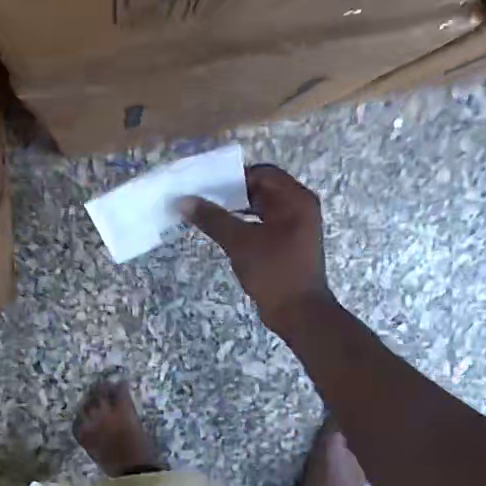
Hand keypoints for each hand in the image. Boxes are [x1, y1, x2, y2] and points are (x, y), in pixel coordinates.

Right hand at [181, 165, 336, 332]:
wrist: (299, 313)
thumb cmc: (274, 271)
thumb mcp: (240, 242)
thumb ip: (212, 218)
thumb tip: (185, 201)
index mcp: (296, 199)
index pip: (263, 173)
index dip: (234, 176)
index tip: (207, 184)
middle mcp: (300, 207)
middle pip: (263, 189)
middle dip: (233, 193)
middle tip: (202, 198)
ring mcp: (297, 227)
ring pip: (263, 208)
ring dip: (237, 209)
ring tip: (207, 214)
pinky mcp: (290, 244)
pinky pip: (265, 224)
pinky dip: (246, 224)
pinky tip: (224, 231)